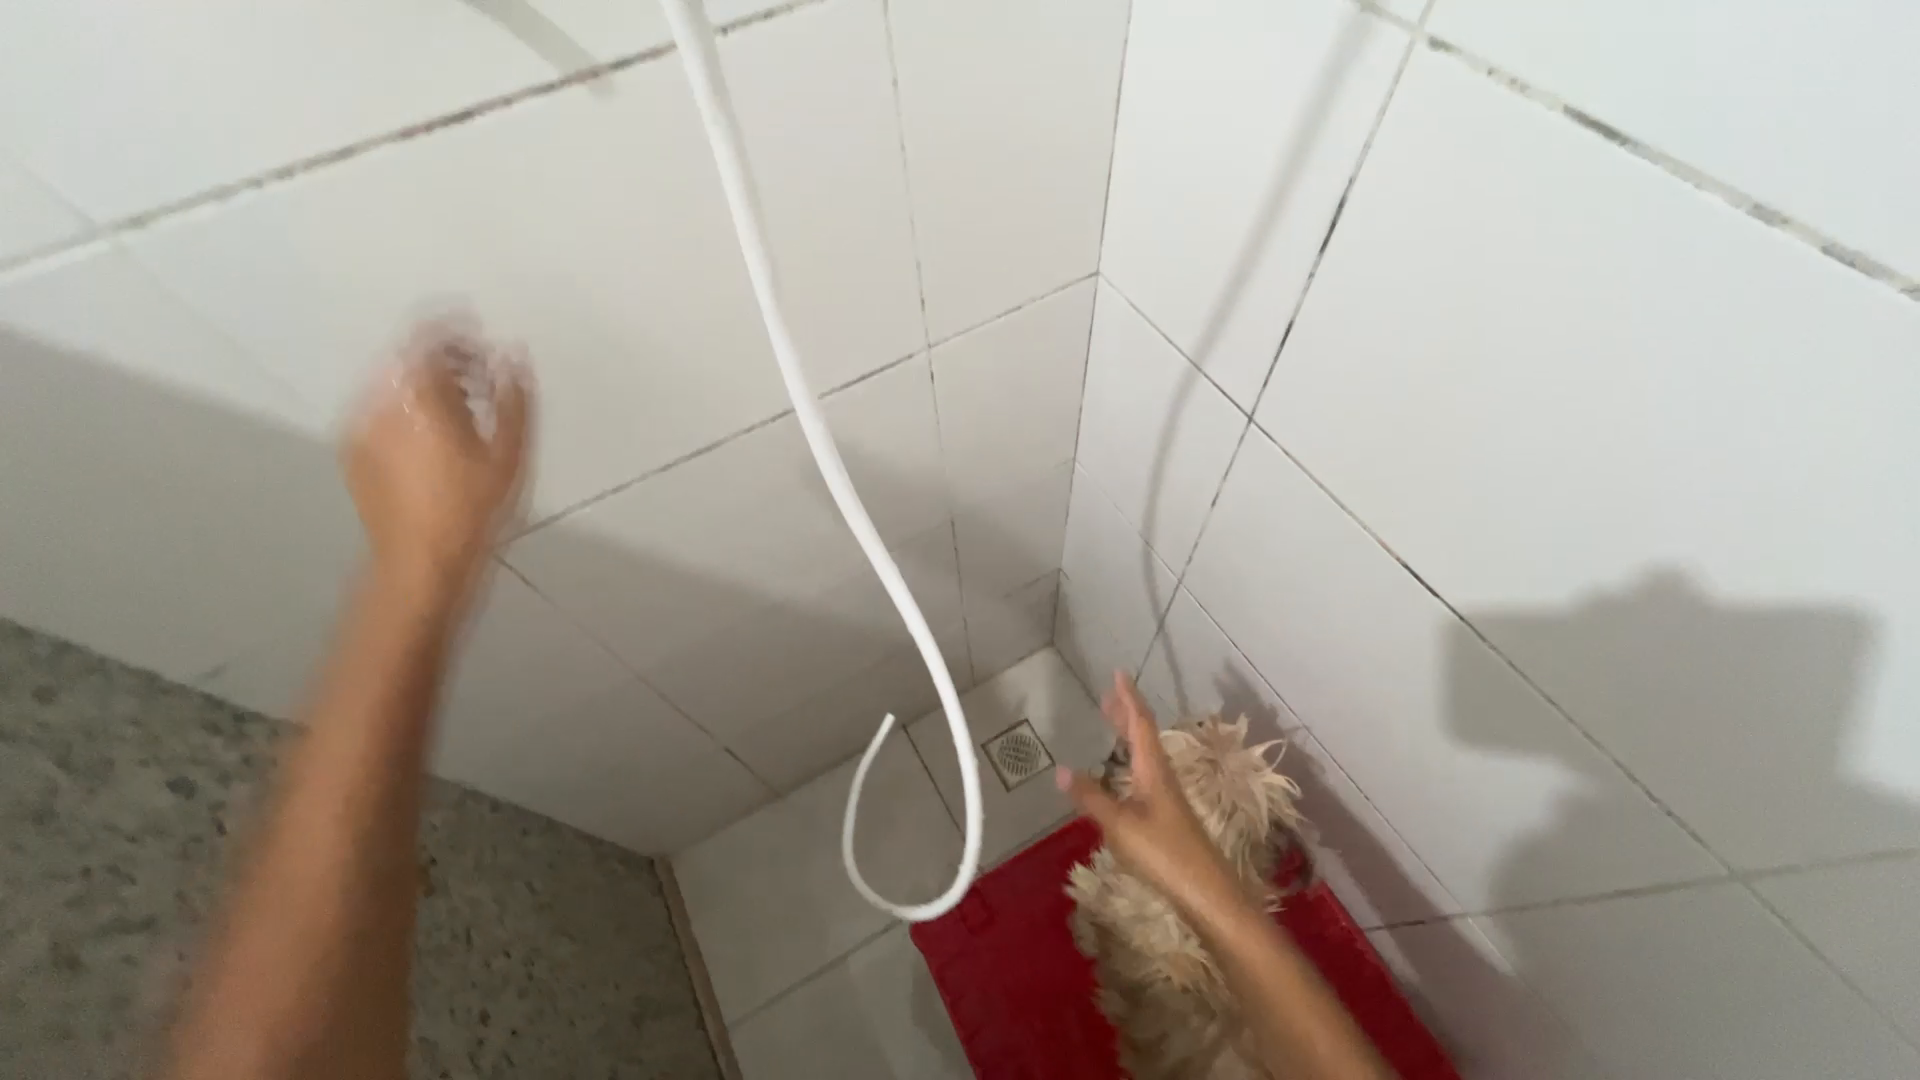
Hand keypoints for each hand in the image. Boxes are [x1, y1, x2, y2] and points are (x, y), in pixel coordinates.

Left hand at [343, 321, 533, 603]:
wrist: (420, 557)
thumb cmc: (473, 506)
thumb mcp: (509, 452)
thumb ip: (512, 397)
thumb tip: (514, 356)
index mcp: (418, 396)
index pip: (429, 339)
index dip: (454, 326)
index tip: (477, 324)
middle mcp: (379, 401)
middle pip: (408, 359)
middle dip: (445, 357)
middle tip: (480, 370)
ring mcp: (360, 425)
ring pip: (394, 385)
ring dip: (427, 383)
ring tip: (463, 402)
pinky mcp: (354, 449)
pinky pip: (382, 409)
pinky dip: (408, 406)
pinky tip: (435, 430)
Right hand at [1058, 671, 1240, 917]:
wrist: (1208, 895)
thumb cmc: (1164, 854)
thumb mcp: (1120, 826)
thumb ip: (1092, 798)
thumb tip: (1062, 770)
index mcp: (1153, 771)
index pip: (1140, 724)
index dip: (1128, 699)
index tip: (1118, 674)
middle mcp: (1162, 778)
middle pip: (1145, 736)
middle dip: (1126, 714)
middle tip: (1107, 696)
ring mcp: (1167, 799)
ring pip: (1145, 756)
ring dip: (1128, 737)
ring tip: (1111, 727)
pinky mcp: (1167, 818)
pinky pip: (1144, 775)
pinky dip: (1129, 763)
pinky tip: (1121, 779)